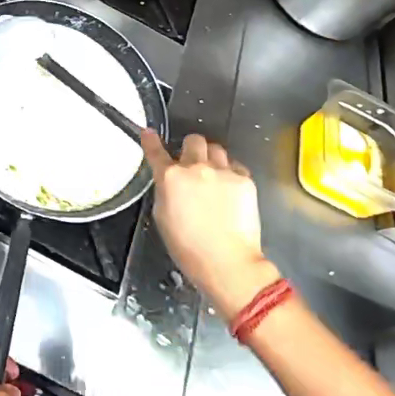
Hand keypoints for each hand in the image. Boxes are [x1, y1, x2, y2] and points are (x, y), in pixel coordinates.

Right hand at [141, 131, 278, 318]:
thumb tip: (171, 182)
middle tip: (191, 163)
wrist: (227, 262)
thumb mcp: (162, 216)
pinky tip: (229, 189)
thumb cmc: (187, 247)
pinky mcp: (245, 180)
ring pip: (216, 149)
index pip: (156, 152)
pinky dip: (230, 173)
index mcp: (170, 178)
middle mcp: (196, 168)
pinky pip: (235, 166)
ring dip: (211, 158)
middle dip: (190, 149)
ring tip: (213, 175)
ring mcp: (223, 172)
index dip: (150, 141)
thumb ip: (165, 191)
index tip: (149, 133)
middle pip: (194, 140)